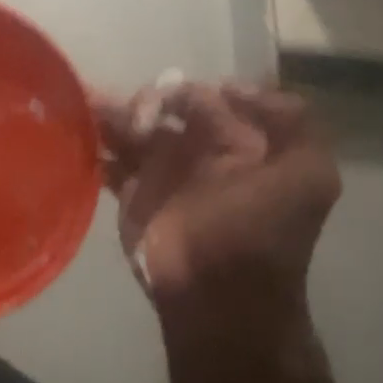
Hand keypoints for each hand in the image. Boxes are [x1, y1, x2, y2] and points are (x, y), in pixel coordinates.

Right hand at [97, 83, 339, 320]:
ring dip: (109, 115)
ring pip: (130, 127)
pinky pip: (107, 158)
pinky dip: (90, 143)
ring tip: (84, 110)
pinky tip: (75, 132)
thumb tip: (229, 86)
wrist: (217, 296)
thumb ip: (292, 125)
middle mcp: (198, 151)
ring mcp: (162, 172)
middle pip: (161, 106)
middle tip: (131, 121)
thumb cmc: (256, 233)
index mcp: (238, 142)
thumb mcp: (307, 177)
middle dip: (141, 101)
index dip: (183, 91)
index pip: (203, 96)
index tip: (168, 101)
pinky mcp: (132, 195)